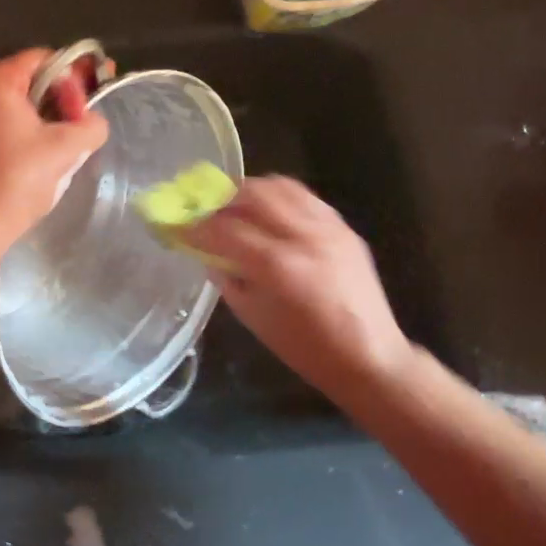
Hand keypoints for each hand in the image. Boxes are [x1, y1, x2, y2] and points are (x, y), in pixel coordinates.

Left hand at [0, 49, 108, 251]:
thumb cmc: (15, 180)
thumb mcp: (65, 150)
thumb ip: (91, 126)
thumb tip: (93, 122)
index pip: (46, 59)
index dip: (75, 78)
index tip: (90, 107)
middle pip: (30, 80)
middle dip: (61, 99)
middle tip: (81, 128)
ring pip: (16, 105)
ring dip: (44, 119)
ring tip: (64, 147)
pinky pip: (0, 123)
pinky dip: (22, 133)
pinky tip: (37, 159)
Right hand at [188, 176, 413, 398]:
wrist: (369, 358)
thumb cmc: (304, 348)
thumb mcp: (253, 316)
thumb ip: (227, 278)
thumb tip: (207, 253)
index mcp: (277, 265)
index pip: (224, 229)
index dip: (195, 226)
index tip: (177, 226)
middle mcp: (304, 237)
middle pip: (253, 194)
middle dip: (222, 199)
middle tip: (206, 211)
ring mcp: (328, 229)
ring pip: (281, 187)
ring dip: (251, 192)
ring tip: (237, 207)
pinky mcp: (344, 229)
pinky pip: (306, 198)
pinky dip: (281, 199)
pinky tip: (270, 214)